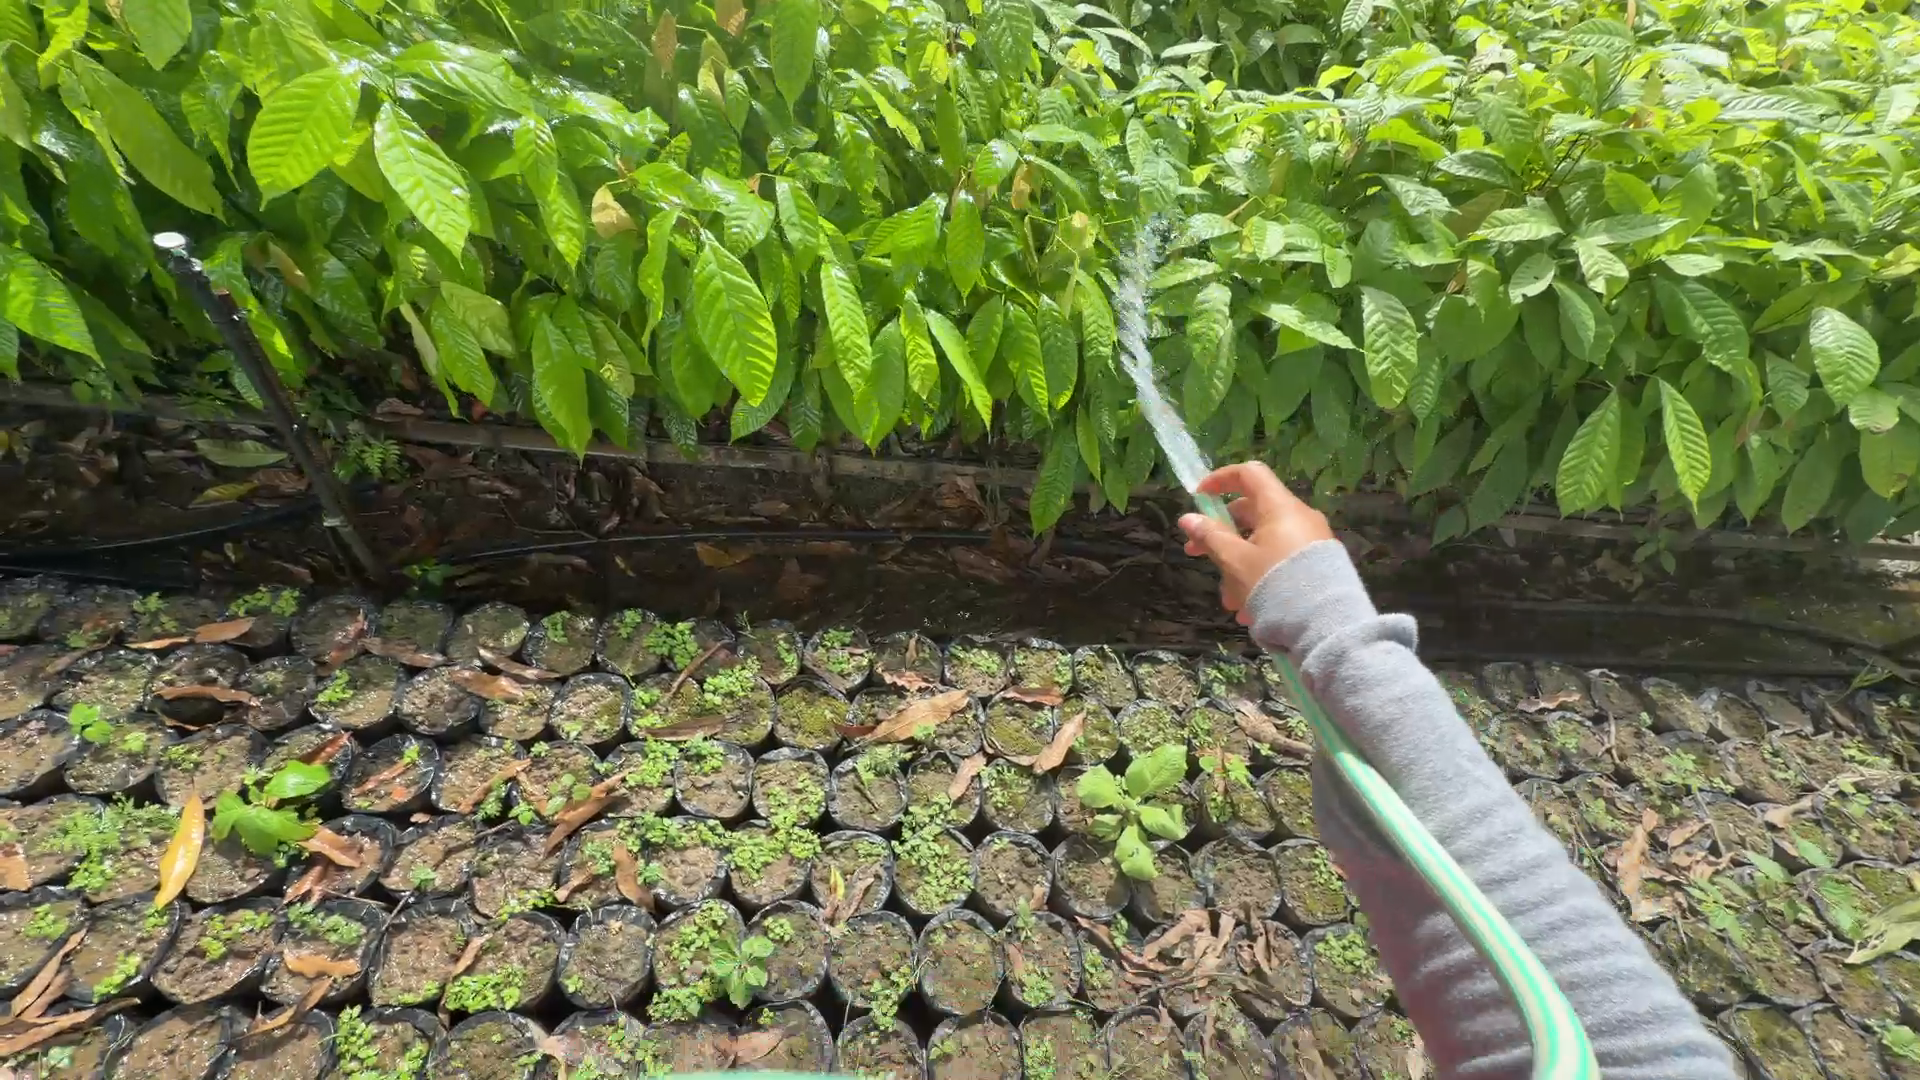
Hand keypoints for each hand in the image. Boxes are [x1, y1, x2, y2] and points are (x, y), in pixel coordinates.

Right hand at [1179, 462, 1333, 623]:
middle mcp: (1299, 518)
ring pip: (1263, 543)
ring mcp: (1311, 541)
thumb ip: (1210, 537)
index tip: (1198, 498)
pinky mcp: (1318, 565)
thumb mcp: (1234, 561)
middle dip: (1221, 535)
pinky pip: (1280, 561)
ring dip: (1238, 565)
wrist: (1325, 625)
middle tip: (1196, 554)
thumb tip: (1188, 519)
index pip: (1249, 474)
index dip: (1220, 479)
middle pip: (1252, 512)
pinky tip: (1250, 609)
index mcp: (1280, 507)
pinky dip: (1259, 576)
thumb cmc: (1273, 583)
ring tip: (1229, 600)